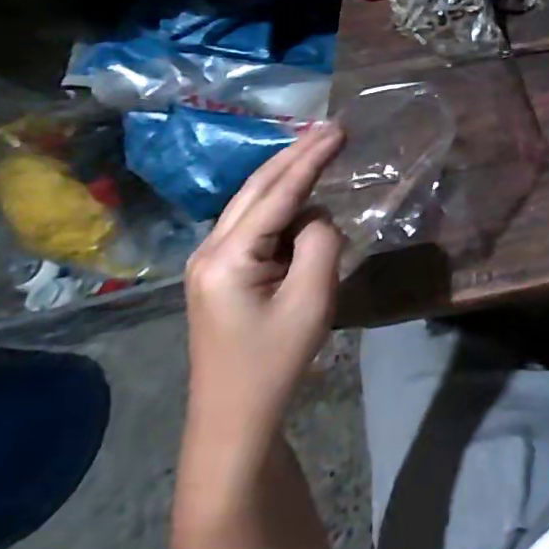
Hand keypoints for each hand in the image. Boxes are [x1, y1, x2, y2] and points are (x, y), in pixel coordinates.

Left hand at [184, 123, 343, 426]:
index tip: (338, 129)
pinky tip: (304, 200)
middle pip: (257, 188)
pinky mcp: (220, 274)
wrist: (234, 420)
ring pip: (254, 204)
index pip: (276, 193)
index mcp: (227, 256)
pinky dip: (283, 207)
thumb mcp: (311, 302)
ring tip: (323, 152)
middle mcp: (210, 249)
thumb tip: (318, 218)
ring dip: (289, 178)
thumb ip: (321, 244)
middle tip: (332, 128)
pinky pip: (255, 226)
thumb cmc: (273, 364)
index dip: (311, 158)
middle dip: (296, 155)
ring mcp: (210, 261)